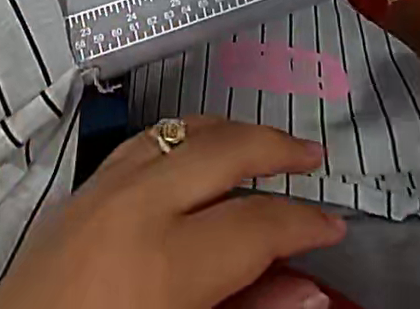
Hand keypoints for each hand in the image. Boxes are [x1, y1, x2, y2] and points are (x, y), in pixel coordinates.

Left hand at [0, 117, 346, 308]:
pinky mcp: (87, 183)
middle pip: (222, 148)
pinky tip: (201, 141)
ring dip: (231, 130)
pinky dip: (187, 132)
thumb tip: (308, 291)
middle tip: (311, 157)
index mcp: (162, 260)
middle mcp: (135, 204)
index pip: (254, 222)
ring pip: (184, 129)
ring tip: (266, 143)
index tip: (331, 225)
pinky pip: (148, 137)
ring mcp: (106, 184)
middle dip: (275, 146)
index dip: (302, 221)